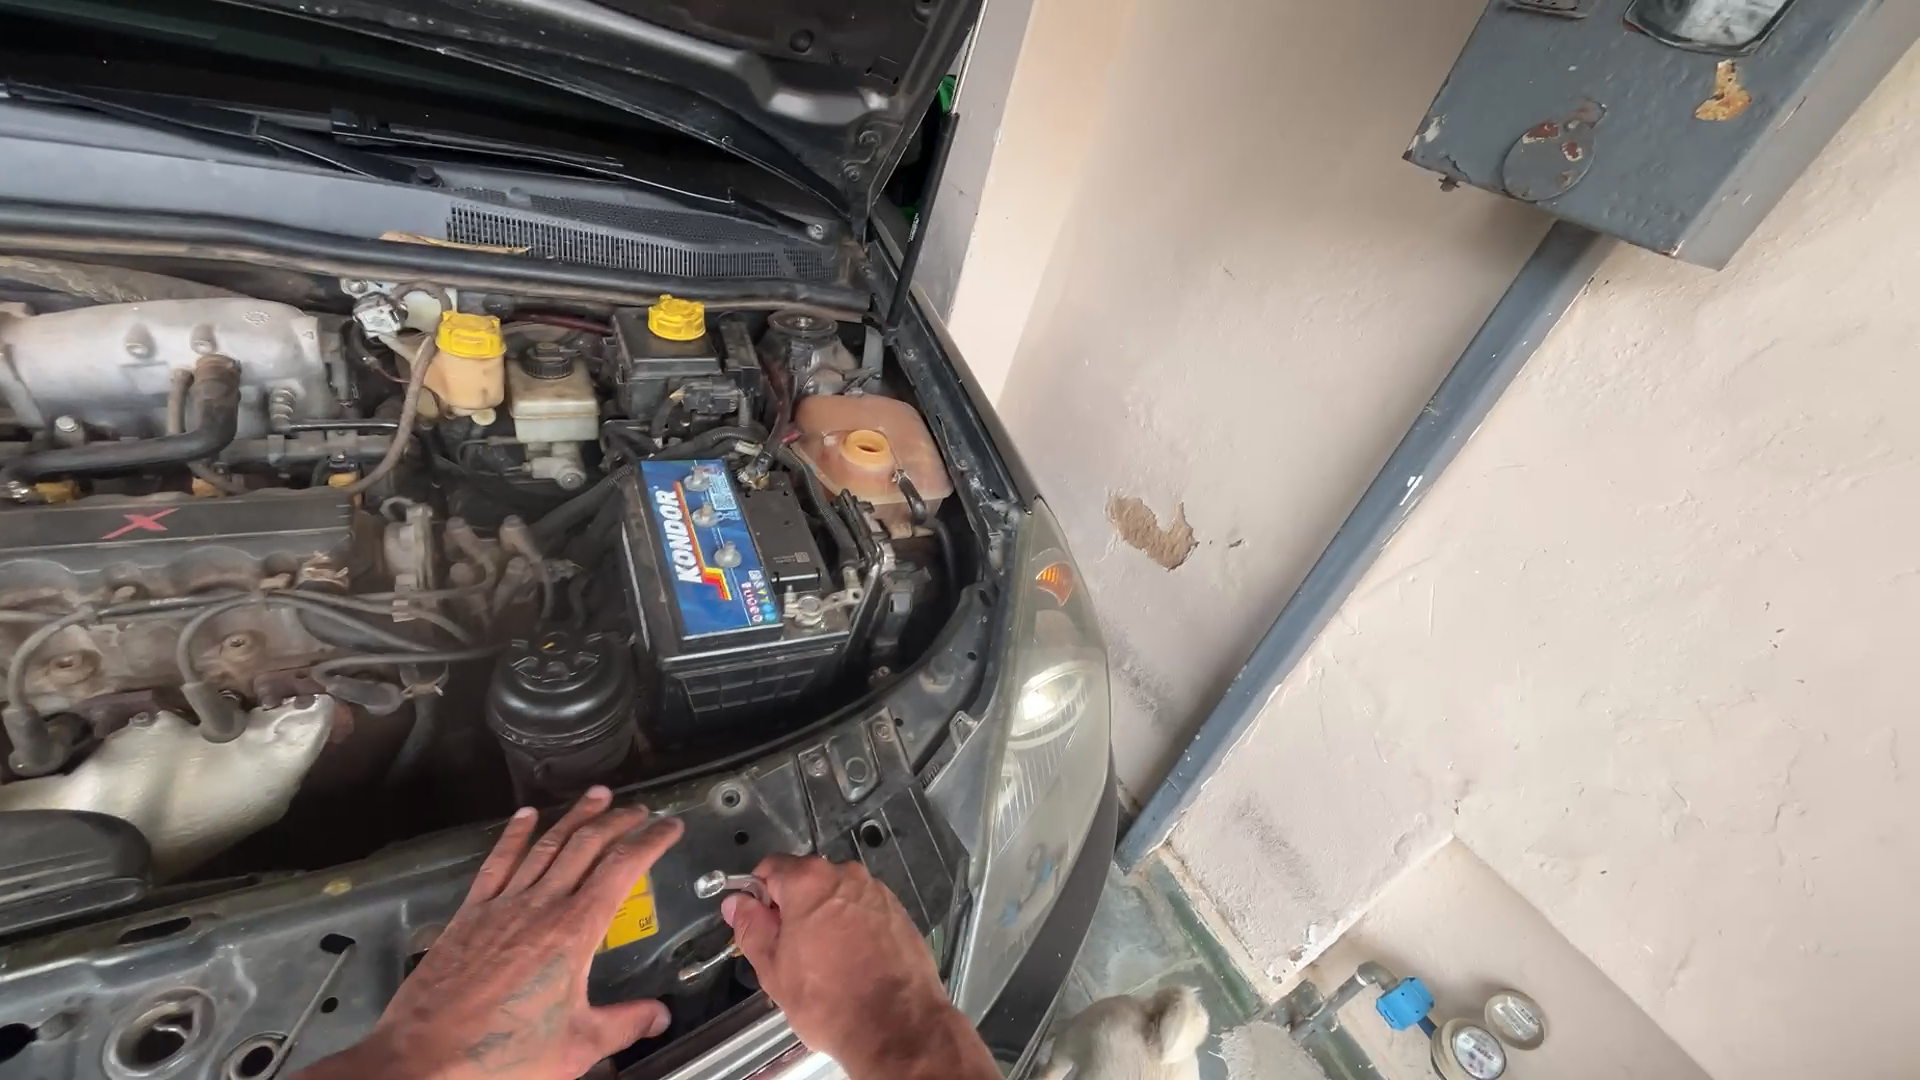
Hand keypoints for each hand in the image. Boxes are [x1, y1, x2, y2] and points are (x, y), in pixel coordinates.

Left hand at [295, 787, 684, 1079]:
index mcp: (576, 929)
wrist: (416, 1069)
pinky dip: (514, 835)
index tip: (671, 826)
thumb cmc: (500, 1060)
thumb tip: (662, 1016)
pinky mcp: (470, 915)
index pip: (624, 866)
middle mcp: (544, 905)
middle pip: (588, 844)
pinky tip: (526, 815)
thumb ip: (624, 1025)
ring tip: (599, 794)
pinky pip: (497, 863)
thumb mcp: (575, 1049)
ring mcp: (504, 905)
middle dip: (619, 820)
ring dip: (577, 815)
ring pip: (548, 845)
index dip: (652, 840)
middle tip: (640, 809)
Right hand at [720, 855, 997, 1079]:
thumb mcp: (773, 969)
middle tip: (789, 950)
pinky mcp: (896, 907)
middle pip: (806, 879)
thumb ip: (751, 927)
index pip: (771, 867)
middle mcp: (845, 873)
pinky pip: (862, 907)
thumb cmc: (829, 999)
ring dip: (824, 916)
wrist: (895, 1022)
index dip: (759, 893)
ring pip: (836, 894)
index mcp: (809, 880)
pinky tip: (852, 959)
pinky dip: (852, 924)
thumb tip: (737, 903)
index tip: (759, 920)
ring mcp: (874, 888)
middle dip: (793, 908)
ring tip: (824, 961)